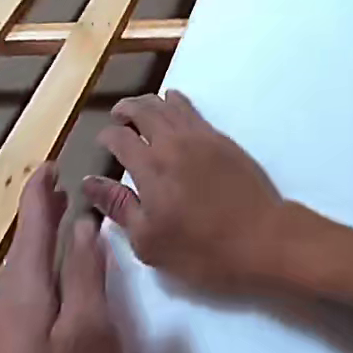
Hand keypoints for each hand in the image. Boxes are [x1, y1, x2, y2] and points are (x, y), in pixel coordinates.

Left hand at [0, 163, 119, 352]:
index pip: (31, 227)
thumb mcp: (91, 334)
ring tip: (60, 231)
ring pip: (18, 278)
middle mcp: (0, 310)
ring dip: (39, 248)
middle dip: (40, 218)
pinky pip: (16, 303)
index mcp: (24, 295)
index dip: (41, 193)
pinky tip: (51, 291)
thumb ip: (87, 276)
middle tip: (59, 190)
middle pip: (21, 251)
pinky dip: (36, 279)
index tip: (50, 163)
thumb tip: (83, 226)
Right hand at [85, 90, 293, 294]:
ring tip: (141, 108)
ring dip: (151, 103)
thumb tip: (90, 181)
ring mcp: (201, 136)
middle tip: (118, 115)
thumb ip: (119, 207)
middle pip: (144, 110)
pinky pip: (193, 111)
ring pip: (169, 105)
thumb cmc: (201, 249)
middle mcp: (173, 142)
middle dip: (126, 109)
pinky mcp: (223, 139)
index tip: (102, 142)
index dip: (107, 137)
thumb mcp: (149, 240)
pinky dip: (178, 103)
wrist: (262, 238)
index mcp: (151, 167)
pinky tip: (174, 106)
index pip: (120, 138)